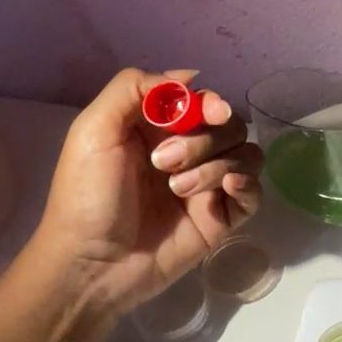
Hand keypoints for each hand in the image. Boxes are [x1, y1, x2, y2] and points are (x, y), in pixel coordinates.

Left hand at [29, 68, 262, 315]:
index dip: (213, 102)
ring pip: (247, 154)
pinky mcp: (223, 218)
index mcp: (162, 129)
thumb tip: (191, 76)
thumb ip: (134, 89)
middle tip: (165, 164)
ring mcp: (210, 186)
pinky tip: (225, 190)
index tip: (209, 112)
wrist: (91, 264)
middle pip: (232, 125)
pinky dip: (247, 184)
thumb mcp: (95, 130)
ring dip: (218, 165)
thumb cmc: (86, 196)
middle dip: (205, 140)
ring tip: (179, 190)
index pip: (206, 102)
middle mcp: (191, 152)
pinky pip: (255, 191)